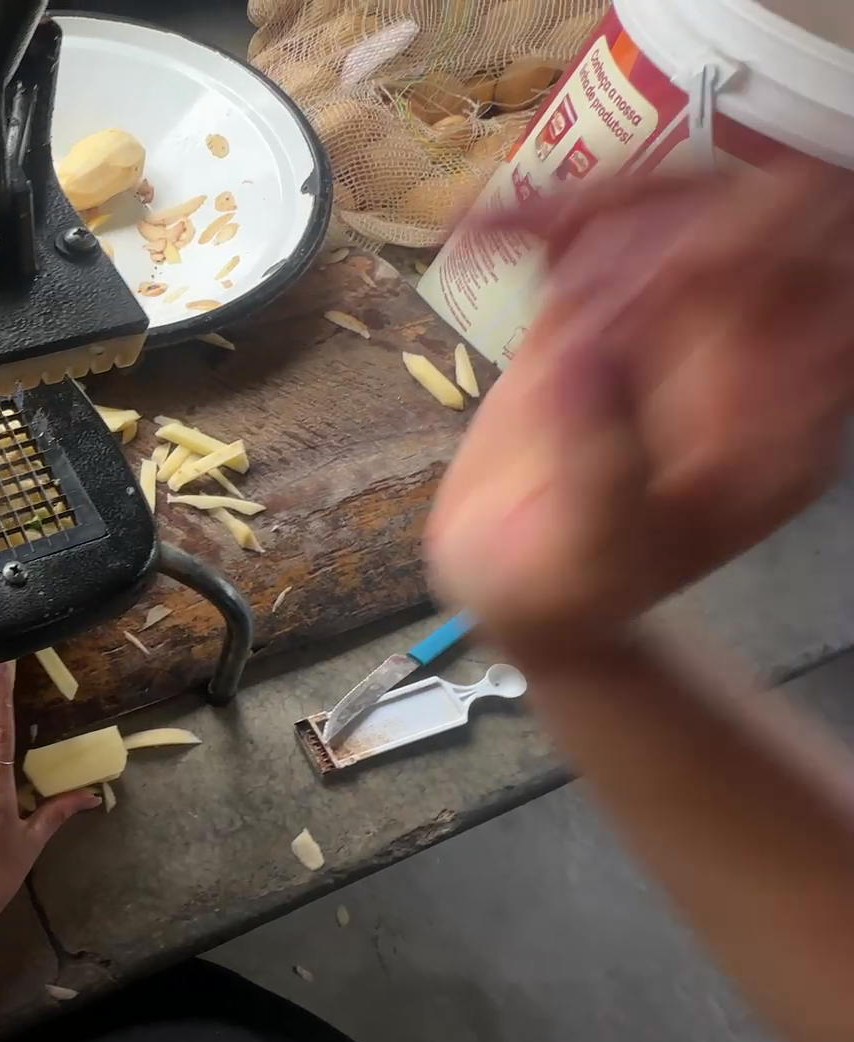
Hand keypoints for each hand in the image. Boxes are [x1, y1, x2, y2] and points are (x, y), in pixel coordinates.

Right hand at [427, 159, 853, 660]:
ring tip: (489, 222)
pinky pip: (586, 257)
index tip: (605, 284)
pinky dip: (542, 228)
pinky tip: (487, 231)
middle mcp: (738, 353)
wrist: (522, 593)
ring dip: (586, 204)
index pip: (799, 273)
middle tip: (549, 227)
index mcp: (780, 406)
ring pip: (660, 220)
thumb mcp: (590, 555)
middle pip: (743, 216)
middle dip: (652, 202)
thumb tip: (580, 349)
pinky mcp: (585, 336)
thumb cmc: (562, 593)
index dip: (717, 252)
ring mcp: (657, 336)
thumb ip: (600, 463)